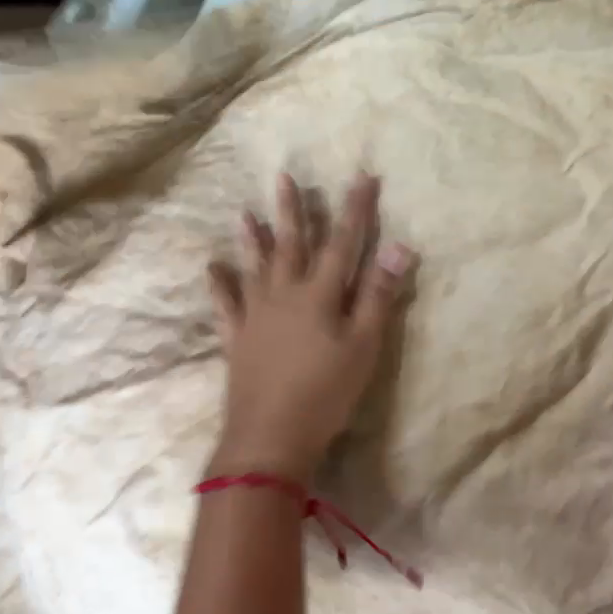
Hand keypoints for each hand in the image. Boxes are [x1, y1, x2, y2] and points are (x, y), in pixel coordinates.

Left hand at [205, 173, 416, 481]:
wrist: (269, 437)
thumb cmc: (326, 392)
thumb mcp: (364, 346)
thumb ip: (378, 295)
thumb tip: (400, 246)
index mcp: (319, 294)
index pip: (343, 242)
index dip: (356, 209)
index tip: (363, 176)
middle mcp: (284, 294)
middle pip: (291, 244)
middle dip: (294, 210)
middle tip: (285, 176)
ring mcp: (255, 315)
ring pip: (255, 267)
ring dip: (254, 237)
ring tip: (246, 212)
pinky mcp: (236, 338)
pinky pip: (225, 303)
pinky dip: (219, 284)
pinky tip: (212, 268)